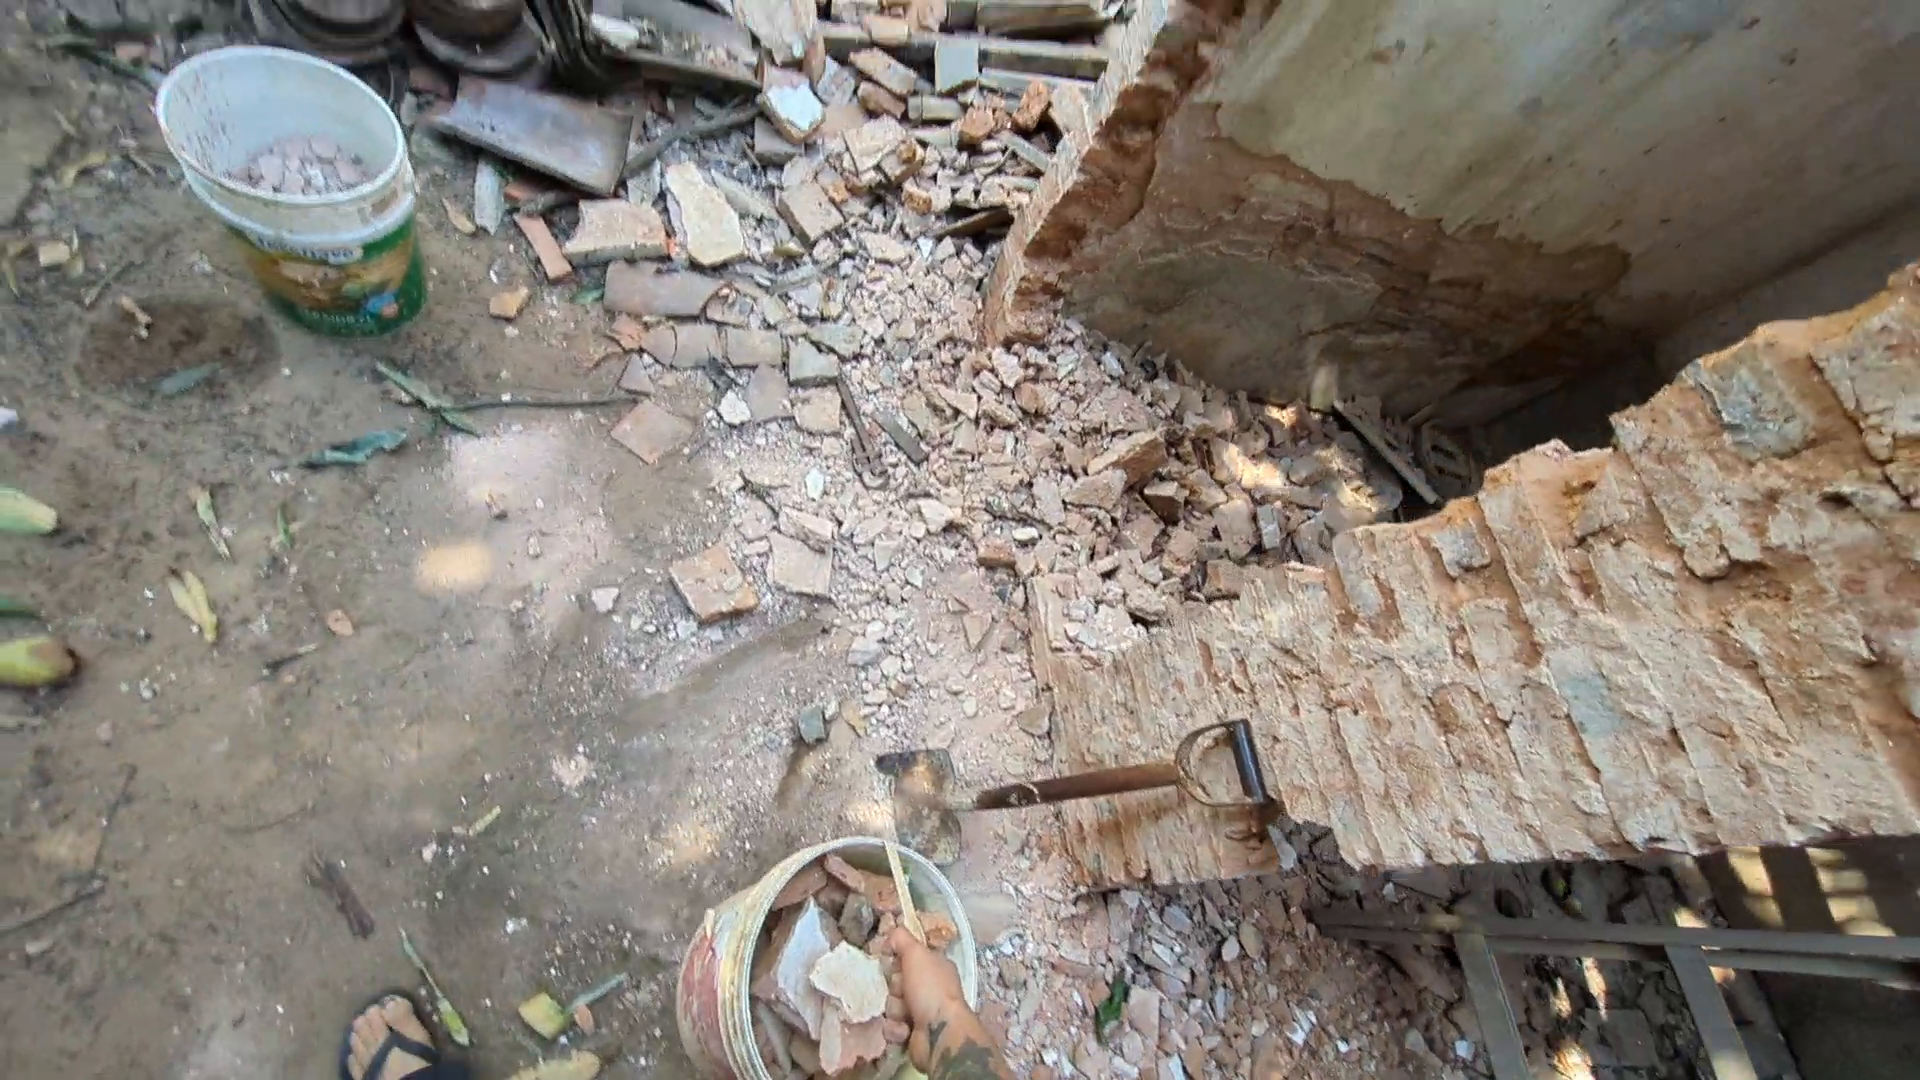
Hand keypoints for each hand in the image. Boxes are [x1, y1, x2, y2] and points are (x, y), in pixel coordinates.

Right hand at [887, 926, 968, 1066]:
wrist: (939, 1034)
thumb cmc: (930, 988)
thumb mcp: (916, 953)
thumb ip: (901, 938)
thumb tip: (891, 932)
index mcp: (935, 966)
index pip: (908, 958)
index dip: (898, 960)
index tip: (892, 962)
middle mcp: (930, 988)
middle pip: (896, 982)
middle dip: (895, 988)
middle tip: (902, 991)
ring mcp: (922, 1012)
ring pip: (892, 1005)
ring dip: (895, 1010)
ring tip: (905, 1015)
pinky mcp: (912, 1034)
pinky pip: (891, 1027)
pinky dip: (895, 1029)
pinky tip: (904, 1030)